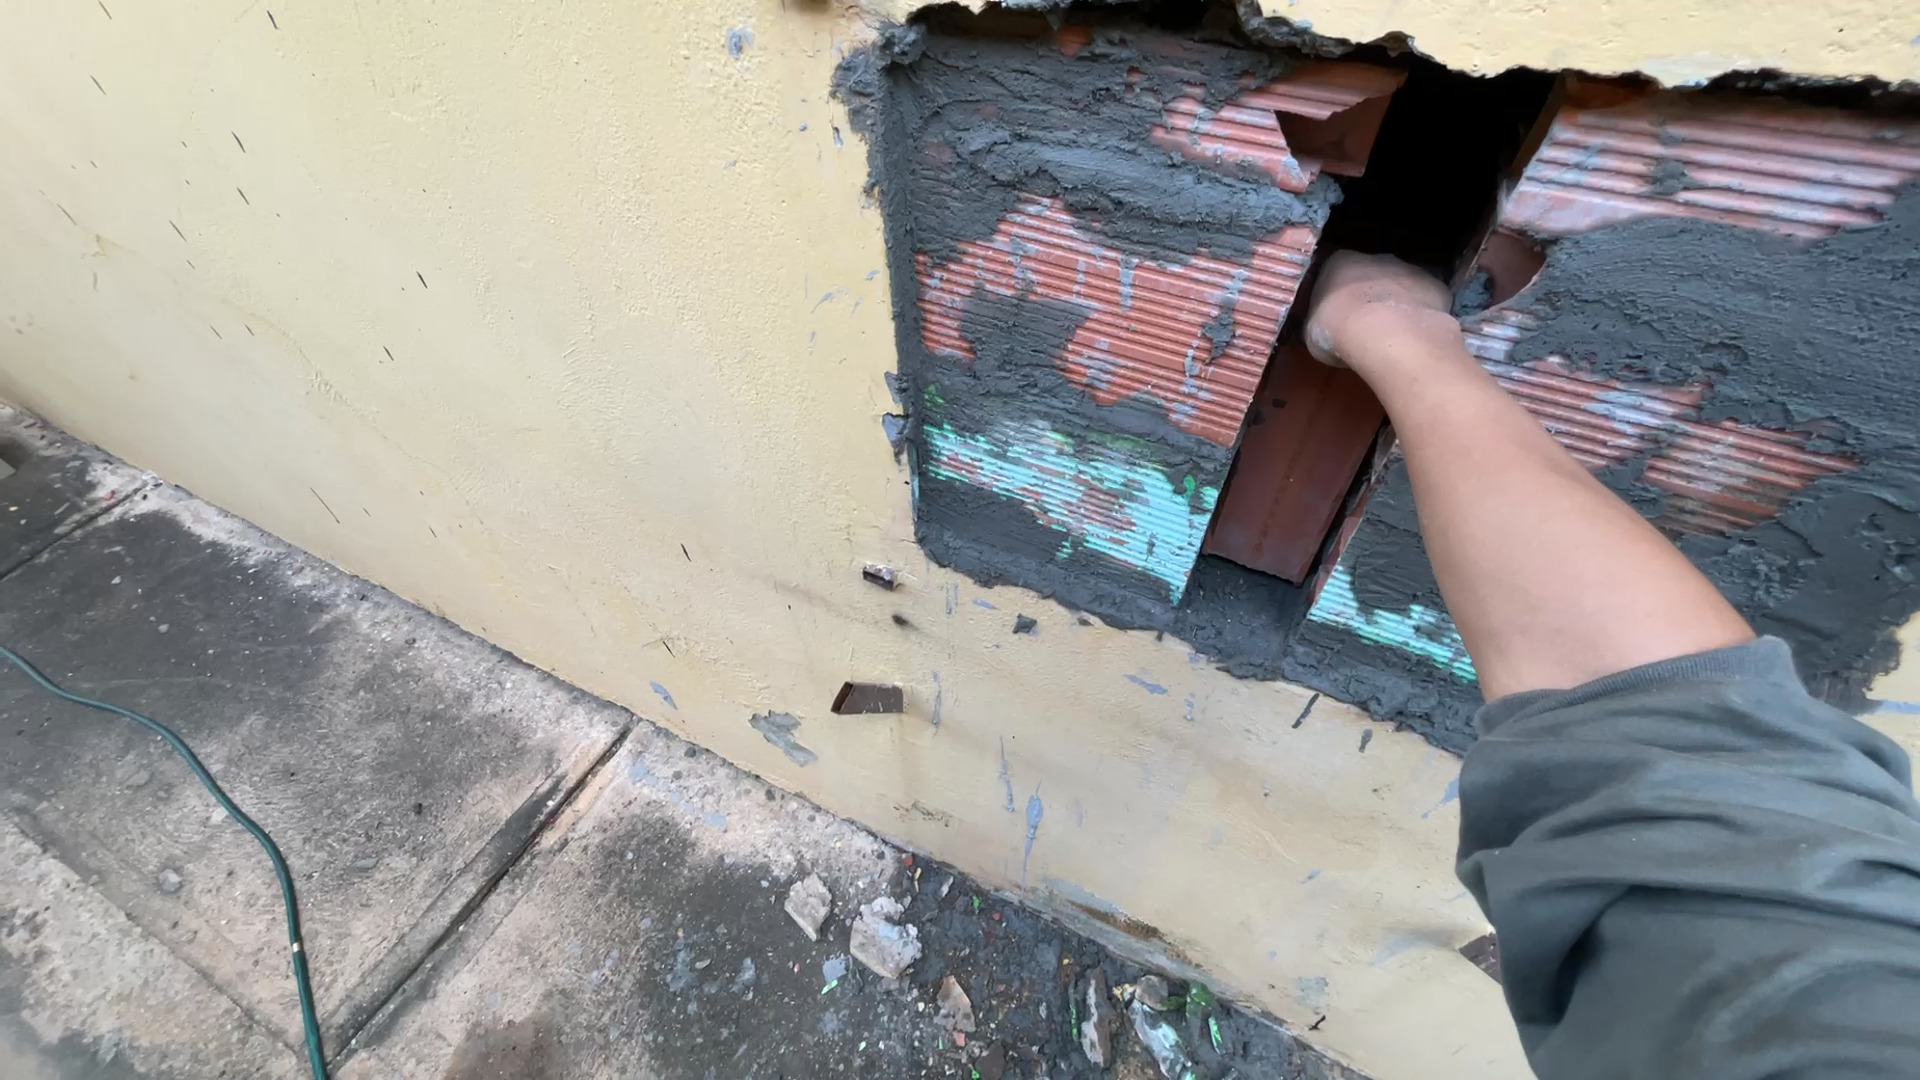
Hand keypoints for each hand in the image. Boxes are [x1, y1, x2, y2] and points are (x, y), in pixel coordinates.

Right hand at [1303, 251, 1456, 368]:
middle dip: (1368, 292)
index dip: (1334, 290)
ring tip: (1388, 332)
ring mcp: (1411, 268)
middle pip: (1371, 272)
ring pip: (1400, 283)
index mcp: (1339, 262)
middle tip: (1361, 322)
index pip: (1334, 268)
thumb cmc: (1336, 330)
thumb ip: (1318, 318)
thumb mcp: (1312, 329)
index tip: (1332, 310)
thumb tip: (1323, 323)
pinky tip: (1412, 334)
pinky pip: (1424, 298)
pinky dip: (1419, 312)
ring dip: (1394, 301)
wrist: (1387, 335)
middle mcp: (1376, 257)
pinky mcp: (1436, 286)